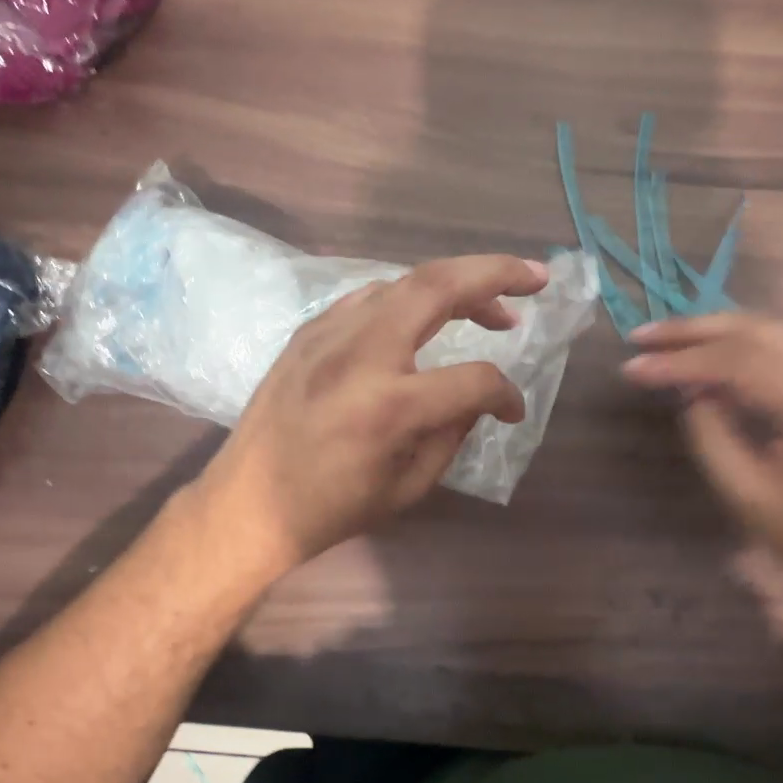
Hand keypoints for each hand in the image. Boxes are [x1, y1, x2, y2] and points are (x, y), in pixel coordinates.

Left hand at [195, 255, 548, 571]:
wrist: (246, 505)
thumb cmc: (331, 509)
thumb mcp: (408, 489)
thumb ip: (452, 435)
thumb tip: (477, 399)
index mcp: (388, 406)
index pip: (473, 379)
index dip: (505, 394)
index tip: (513, 411)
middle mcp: (360, 354)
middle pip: (439, 286)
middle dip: (496, 273)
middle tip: (535, 278)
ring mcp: (328, 334)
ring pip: (404, 281)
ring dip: (454, 283)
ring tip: (489, 305)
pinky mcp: (308, 332)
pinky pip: (369, 297)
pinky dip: (409, 297)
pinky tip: (426, 315)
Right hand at [622, 314, 782, 594]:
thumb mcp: (749, 496)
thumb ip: (712, 437)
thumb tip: (688, 393)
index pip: (743, 362)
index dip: (683, 361)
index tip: (633, 367)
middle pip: (759, 331)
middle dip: (694, 331)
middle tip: (641, 336)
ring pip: (770, 333)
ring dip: (713, 334)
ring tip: (663, 341)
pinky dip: (737, 350)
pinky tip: (703, 357)